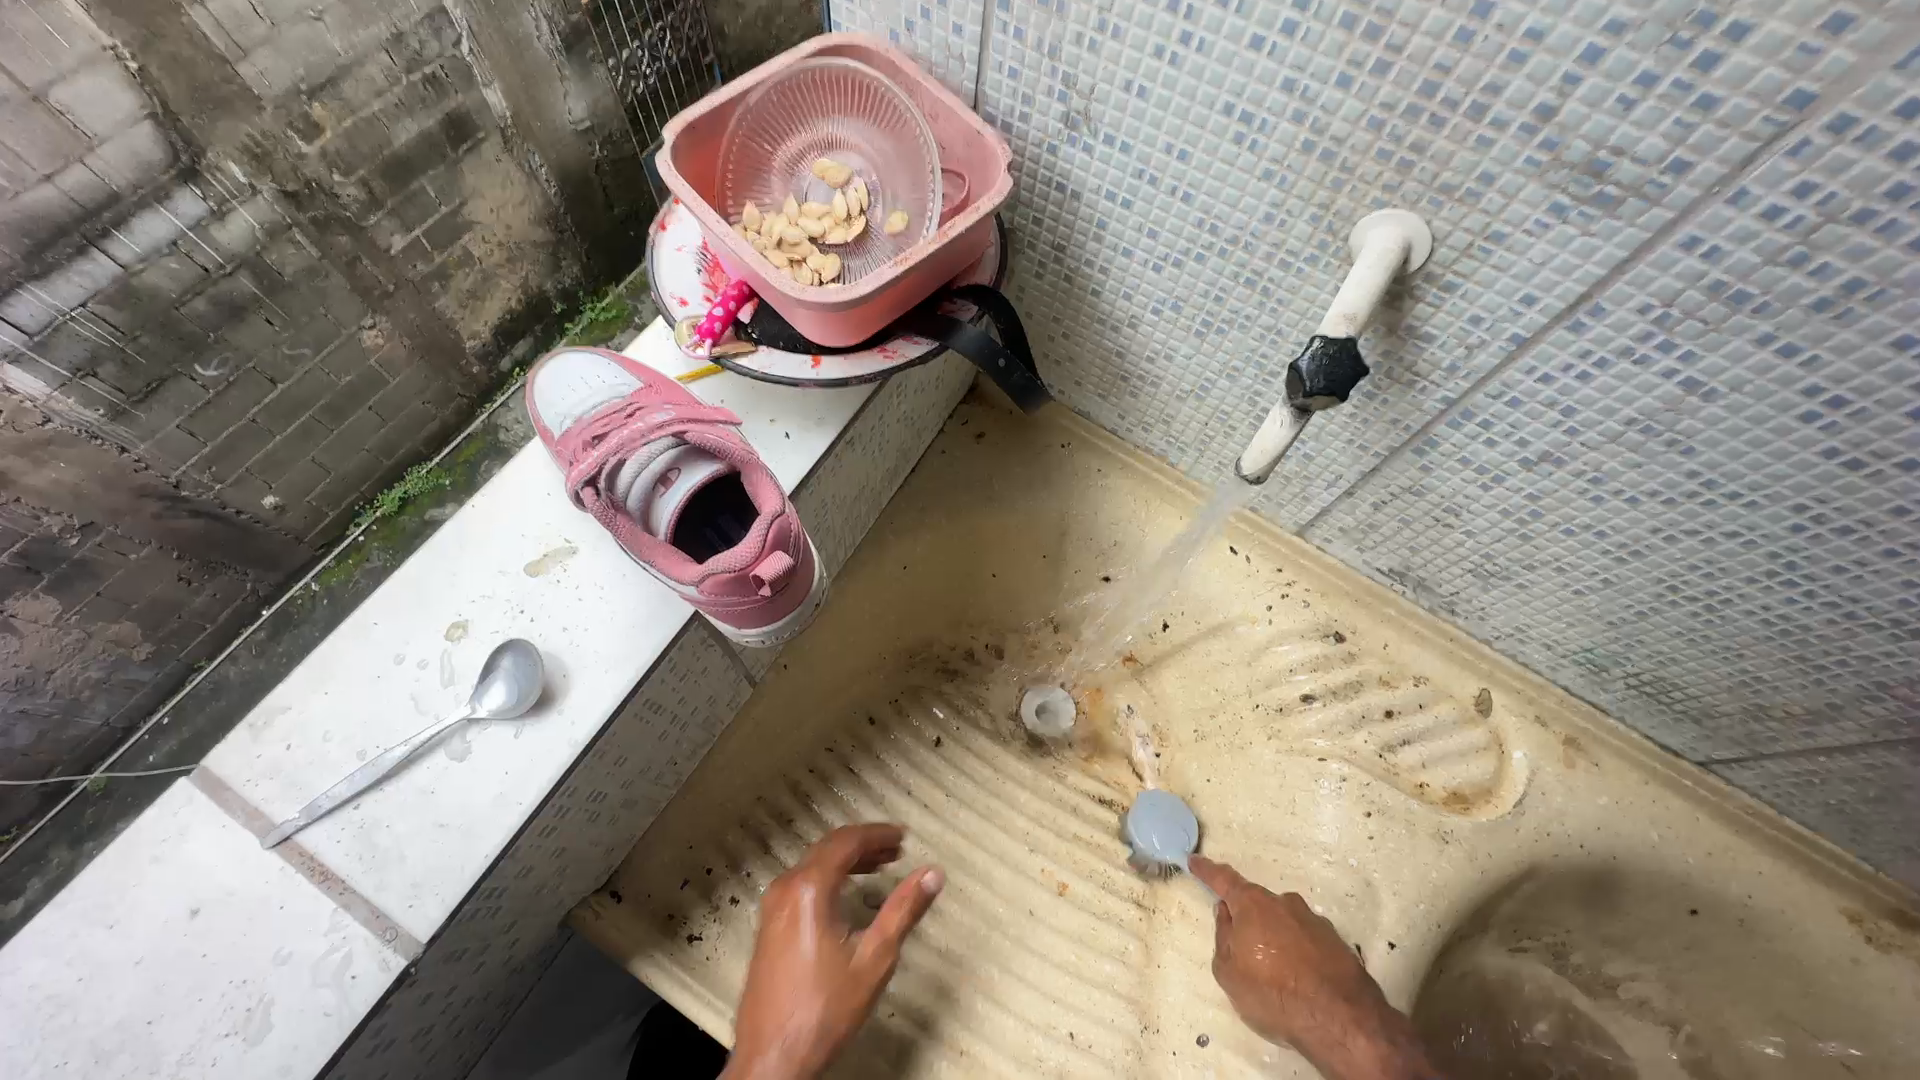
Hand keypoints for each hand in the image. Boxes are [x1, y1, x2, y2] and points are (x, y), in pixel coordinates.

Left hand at [722, 824, 943, 1079]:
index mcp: (808, 889)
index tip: (903, 837)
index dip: (877, 834)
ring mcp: (772, 907)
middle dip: (864, 845)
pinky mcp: (769, 926)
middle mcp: (785, 888)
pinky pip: (802, 884)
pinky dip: (830, 878)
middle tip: (896, 850)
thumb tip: (933, 873)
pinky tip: (848, 895)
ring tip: (880, 867)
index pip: (845, 842)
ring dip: (847, 861)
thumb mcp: (875, 959)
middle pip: (827, 848)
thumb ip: (903, 910)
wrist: (773, 1058)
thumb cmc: (825, 1009)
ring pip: (813, 866)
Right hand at [1189, 856, 1439, 1079]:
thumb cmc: (1273, 993)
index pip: (1223, 879)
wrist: (1341, 1020)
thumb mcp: (1229, 972)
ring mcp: (1314, 920)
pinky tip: (1300, 980)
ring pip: (1284, 923)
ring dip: (1275, 939)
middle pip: (1257, 905)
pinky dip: (1299, 953)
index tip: (1194, 860)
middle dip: (1248, 921)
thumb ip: (1223, 936)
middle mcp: (1284, 903)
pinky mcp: (1337, 942)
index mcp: (1252, 904)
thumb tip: (1226, 913)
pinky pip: (1307, 941)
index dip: (1207, 870)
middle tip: (1244, 952)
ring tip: (1277, 975)